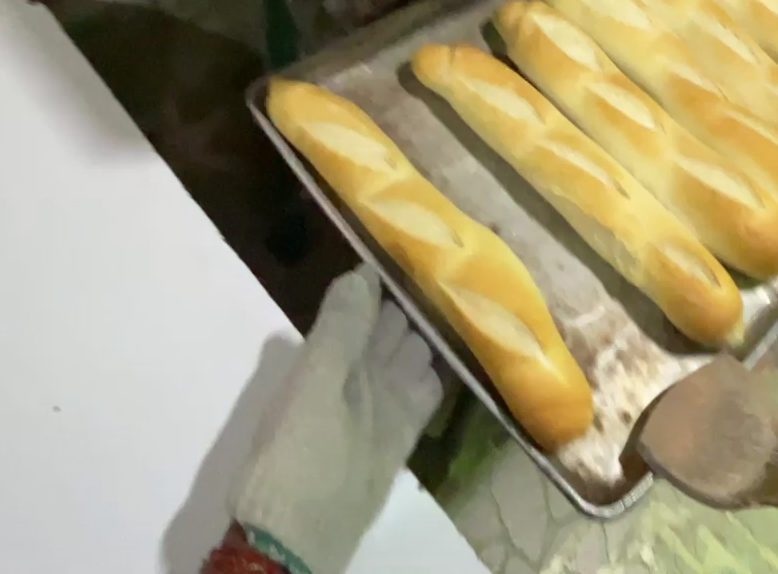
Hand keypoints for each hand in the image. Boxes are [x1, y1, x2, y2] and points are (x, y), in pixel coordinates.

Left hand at [233, 267, 443, 573]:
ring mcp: (384, 397)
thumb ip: (339, 328)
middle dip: (421, 293)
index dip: (390, 270)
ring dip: (439, 327)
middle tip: (464, 263)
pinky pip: (431, 387)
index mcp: (331, 350)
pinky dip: (447, 368)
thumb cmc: (301, 451)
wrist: (300, 536)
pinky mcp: (406, 426)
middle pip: (395, 319)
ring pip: (416, 348)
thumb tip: (362, 267)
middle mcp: (359, 367)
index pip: (364, 296)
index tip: (425, 239)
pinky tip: (473, 348)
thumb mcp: (315, 384)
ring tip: (477, 297)